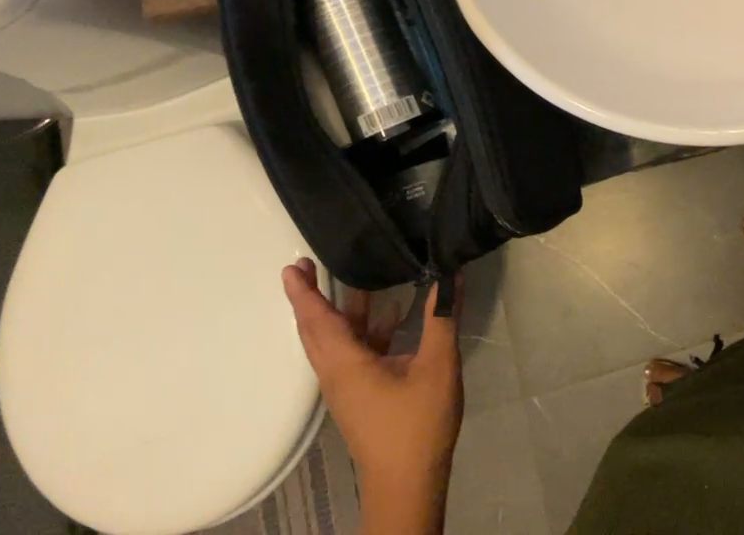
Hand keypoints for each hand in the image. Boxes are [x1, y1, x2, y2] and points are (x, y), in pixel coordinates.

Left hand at [281, 260, 461, 534]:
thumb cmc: (417, 423)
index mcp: (346, 364)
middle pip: (317, 329)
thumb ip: (441, 317)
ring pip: (336, 340)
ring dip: (343, 310)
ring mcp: (347, 386)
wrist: (409, 481)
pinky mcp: (361, 394)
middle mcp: (337, 373)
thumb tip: (450, 274)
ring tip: (361, 278)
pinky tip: (394, 315)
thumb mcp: (437, 365)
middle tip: (312, 263)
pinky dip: (365, 328)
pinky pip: (354, 351)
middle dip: (312, 296)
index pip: (317, 320)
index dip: (303, 292)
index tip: (293, 264)